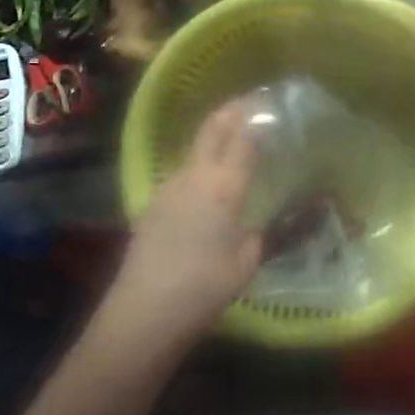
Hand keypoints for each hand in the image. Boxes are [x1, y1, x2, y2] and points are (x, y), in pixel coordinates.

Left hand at [101, 103, 262, 348]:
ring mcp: (167, 187)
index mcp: (223, 187)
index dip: (258, 117)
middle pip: (212, 129)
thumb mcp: (245, 264)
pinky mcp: (151, 204)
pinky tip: (206, 189)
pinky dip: (199, 170)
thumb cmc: (204, 289)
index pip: (244, 138)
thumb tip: (256, 225)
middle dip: (231, 112)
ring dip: (213, 141)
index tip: (270, 104)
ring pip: (194, 152)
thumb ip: (256, 237)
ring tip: (233, 146)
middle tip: (249, 103)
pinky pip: (182, 177)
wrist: (144, 311)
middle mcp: (193, 176)